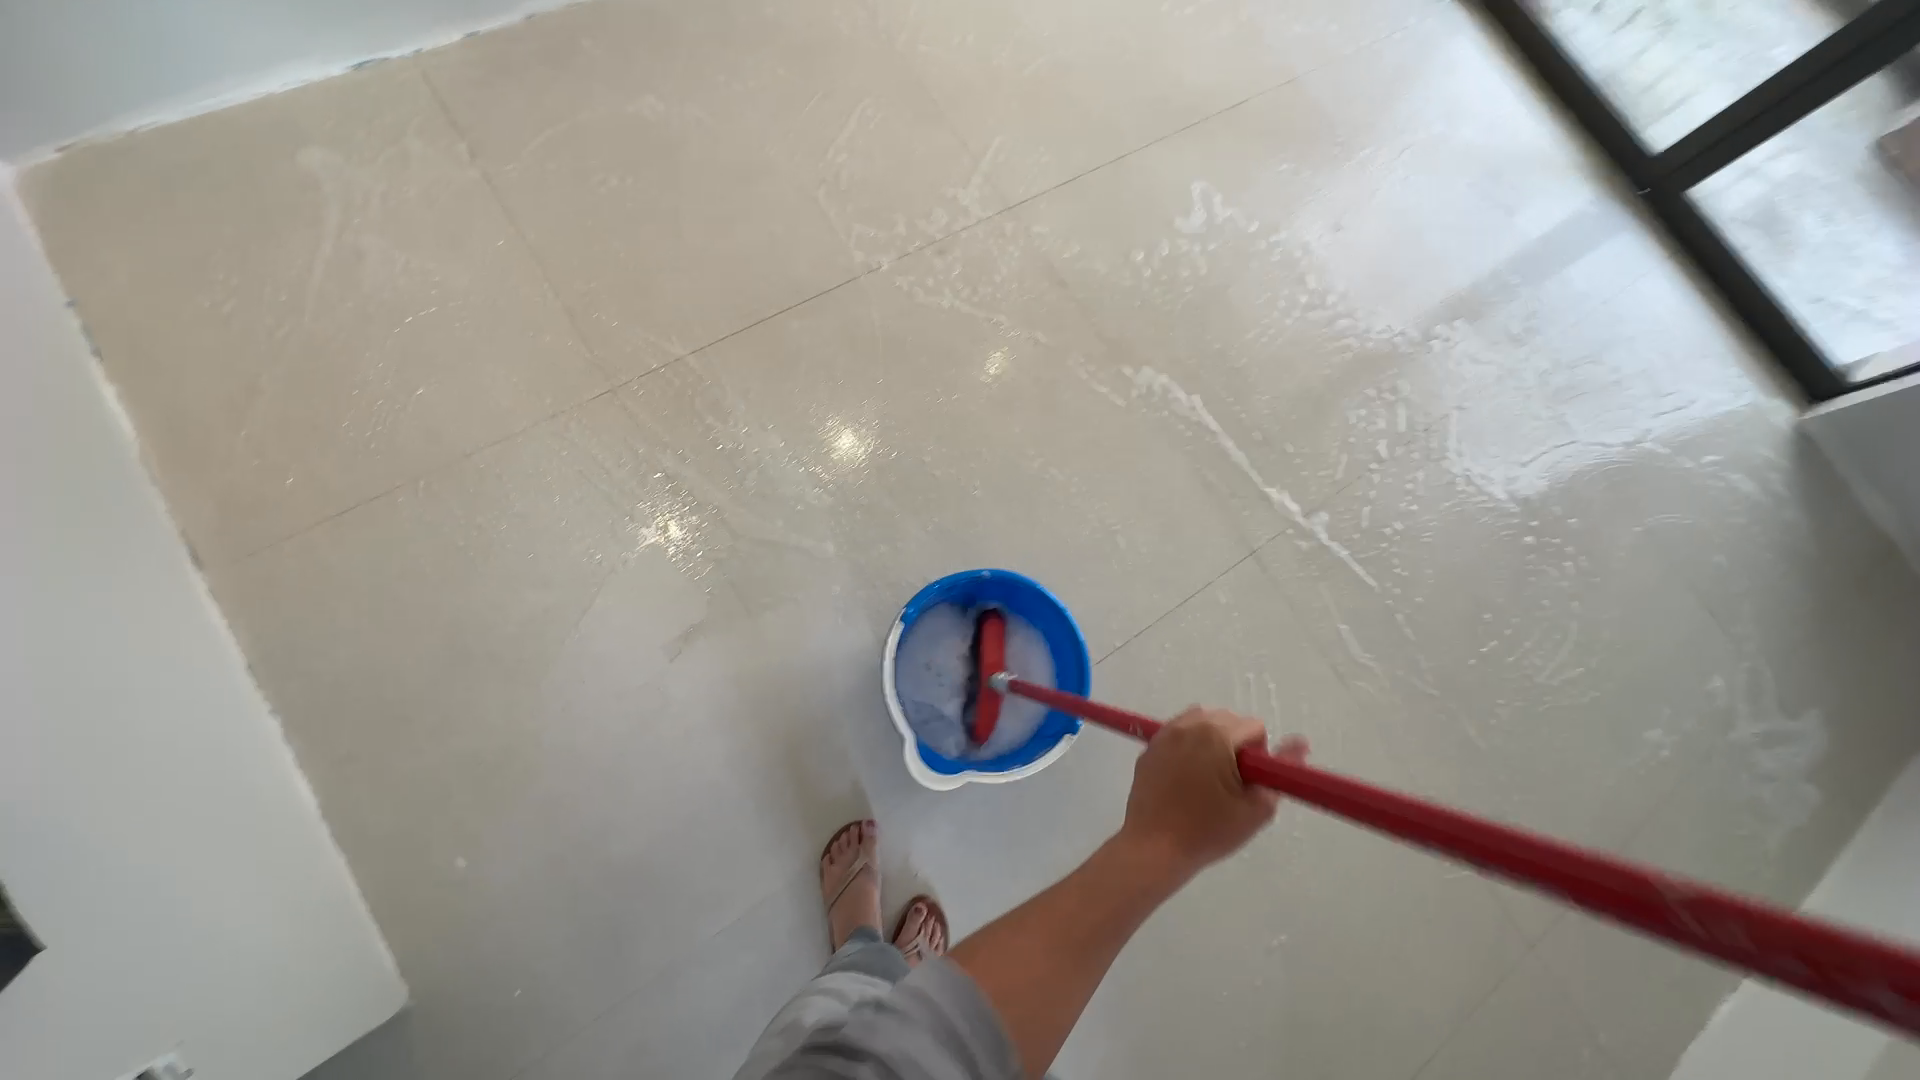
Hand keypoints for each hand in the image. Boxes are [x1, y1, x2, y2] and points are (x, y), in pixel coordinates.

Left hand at [1117, 707, 1306, 882]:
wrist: (1154, 847)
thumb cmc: (1209, 831)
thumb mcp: (1256, 808)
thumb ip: (1281, 771)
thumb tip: (1300, 741)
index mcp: (1215, 734)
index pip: (1254, 728)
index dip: (1259, 756)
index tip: (1248, 783)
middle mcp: (1188, 725)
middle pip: (1227, 720)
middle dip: (1236, 745)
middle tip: (1231, 784)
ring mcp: (1164, 734)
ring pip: (1201, 722)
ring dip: (1213, 741)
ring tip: (1210, 779)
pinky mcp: (1149, 748)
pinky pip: (1178, 734)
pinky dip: (1189, 746)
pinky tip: (1187, 778)